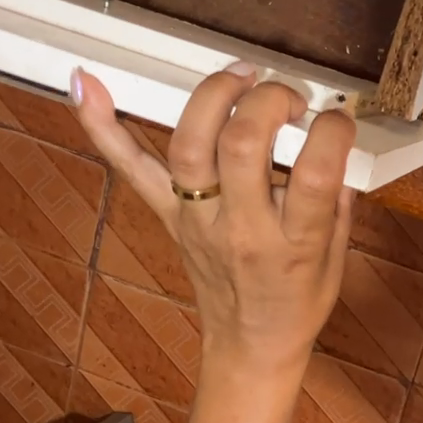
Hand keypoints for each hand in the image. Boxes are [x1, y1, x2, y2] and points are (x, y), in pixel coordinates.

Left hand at [72, 65, 356, 374]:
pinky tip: (85, 83)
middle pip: (241, 145)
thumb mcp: (337, 257)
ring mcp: (196, 220)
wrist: (250, 345)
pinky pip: (131, 168)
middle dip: (268, 101)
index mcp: (294, 243)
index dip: (332, 130)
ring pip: (188, 145)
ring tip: (240, 76)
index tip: (337, 120)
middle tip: (288, 98)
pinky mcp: (167, 216)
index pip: (314, 172)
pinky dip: (102, 124)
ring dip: (211, 97)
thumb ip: (336, 199)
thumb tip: (332, 142)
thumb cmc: (299, 303)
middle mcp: (241, 228)